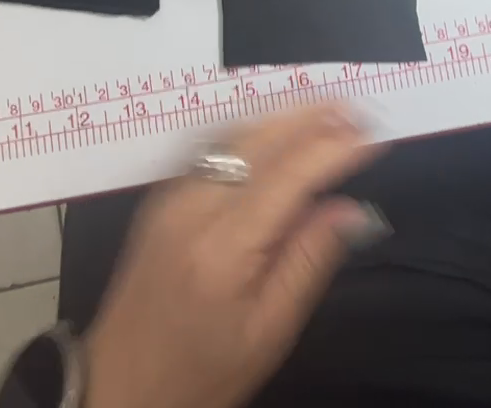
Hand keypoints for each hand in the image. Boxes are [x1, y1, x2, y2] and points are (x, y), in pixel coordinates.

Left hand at [83, 103, 387, 407]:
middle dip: (313, 117)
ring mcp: (171, 195)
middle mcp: (192, 207)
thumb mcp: (269, 332)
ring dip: (285, 115)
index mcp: (223, 248)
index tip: (374, 136)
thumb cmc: (201, 374)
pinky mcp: (162, 195)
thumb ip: (310, 261)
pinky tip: (280, 126)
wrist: (116, 387)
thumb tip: (354, 210)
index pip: (289, 176)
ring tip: (330, 110)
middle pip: (260, 140)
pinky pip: (214, 146)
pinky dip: (255, 127)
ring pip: (234, 134)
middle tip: (358, 109)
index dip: (335, 150)